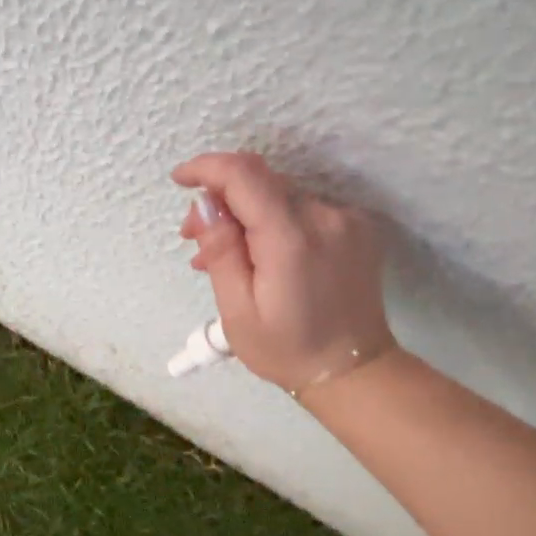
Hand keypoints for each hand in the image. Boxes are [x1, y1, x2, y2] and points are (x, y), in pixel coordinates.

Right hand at [173, 152, 395, 394]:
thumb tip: (205, 205)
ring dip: (245, 213)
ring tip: (220, 255)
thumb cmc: (284, 348)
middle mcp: (325, 217)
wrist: (350, 368)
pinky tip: (258, 254)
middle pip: (263, 183)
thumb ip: (222, 251)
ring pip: (281, 196)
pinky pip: (303, 210)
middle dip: (221, 199)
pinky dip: (273, 222)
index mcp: (291, 239)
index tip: (180, 178)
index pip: (245, 176)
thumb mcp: (236, 311)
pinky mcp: (355, 227)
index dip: (208, 168)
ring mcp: (346, 219)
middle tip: (192, 238)